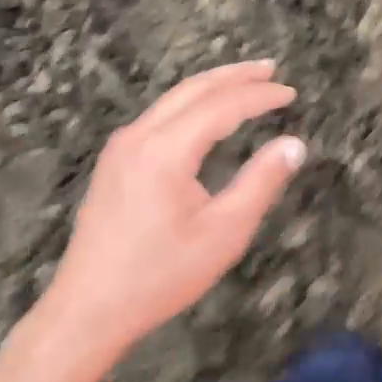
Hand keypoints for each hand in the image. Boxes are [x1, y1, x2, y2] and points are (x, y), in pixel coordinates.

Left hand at [43, 60, 306, 355]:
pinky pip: (159, 115)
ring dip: (212, 86)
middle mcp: (139, 137)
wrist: (86, 312)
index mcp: (165, 151)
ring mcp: (121, 148)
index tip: (291, 93)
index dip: (259, 96)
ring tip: (246, 81)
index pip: (222, 106)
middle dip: (235, 76)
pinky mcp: (114, 162)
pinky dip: (191, 103)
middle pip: (193, 90)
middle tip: (271, 69)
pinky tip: (207, 113)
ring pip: (173, 99)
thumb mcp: (223, 233)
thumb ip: (261, 183)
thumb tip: (294, 145)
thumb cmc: (159, 275)